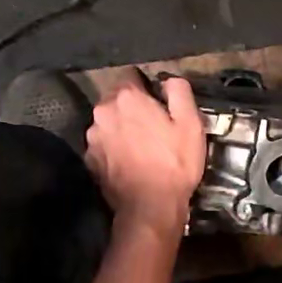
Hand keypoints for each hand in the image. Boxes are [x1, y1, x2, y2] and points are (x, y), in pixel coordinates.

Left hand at [84, 77, 206, 238]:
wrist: (151, 208)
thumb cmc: (174, 165)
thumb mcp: (191, 124)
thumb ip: (179, 91)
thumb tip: (169, 80)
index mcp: (127, 98)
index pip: (131, 74)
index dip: (147, 87)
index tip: (159, 104)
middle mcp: (103, 112)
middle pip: (117, 100)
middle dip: (133, 109)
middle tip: (154, 129)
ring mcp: (93, 137)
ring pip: (109, 123)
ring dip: (122, 129)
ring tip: (143, 149)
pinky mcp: (91, 160)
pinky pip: (104, 145)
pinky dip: (114, 150)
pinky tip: (131, 163)